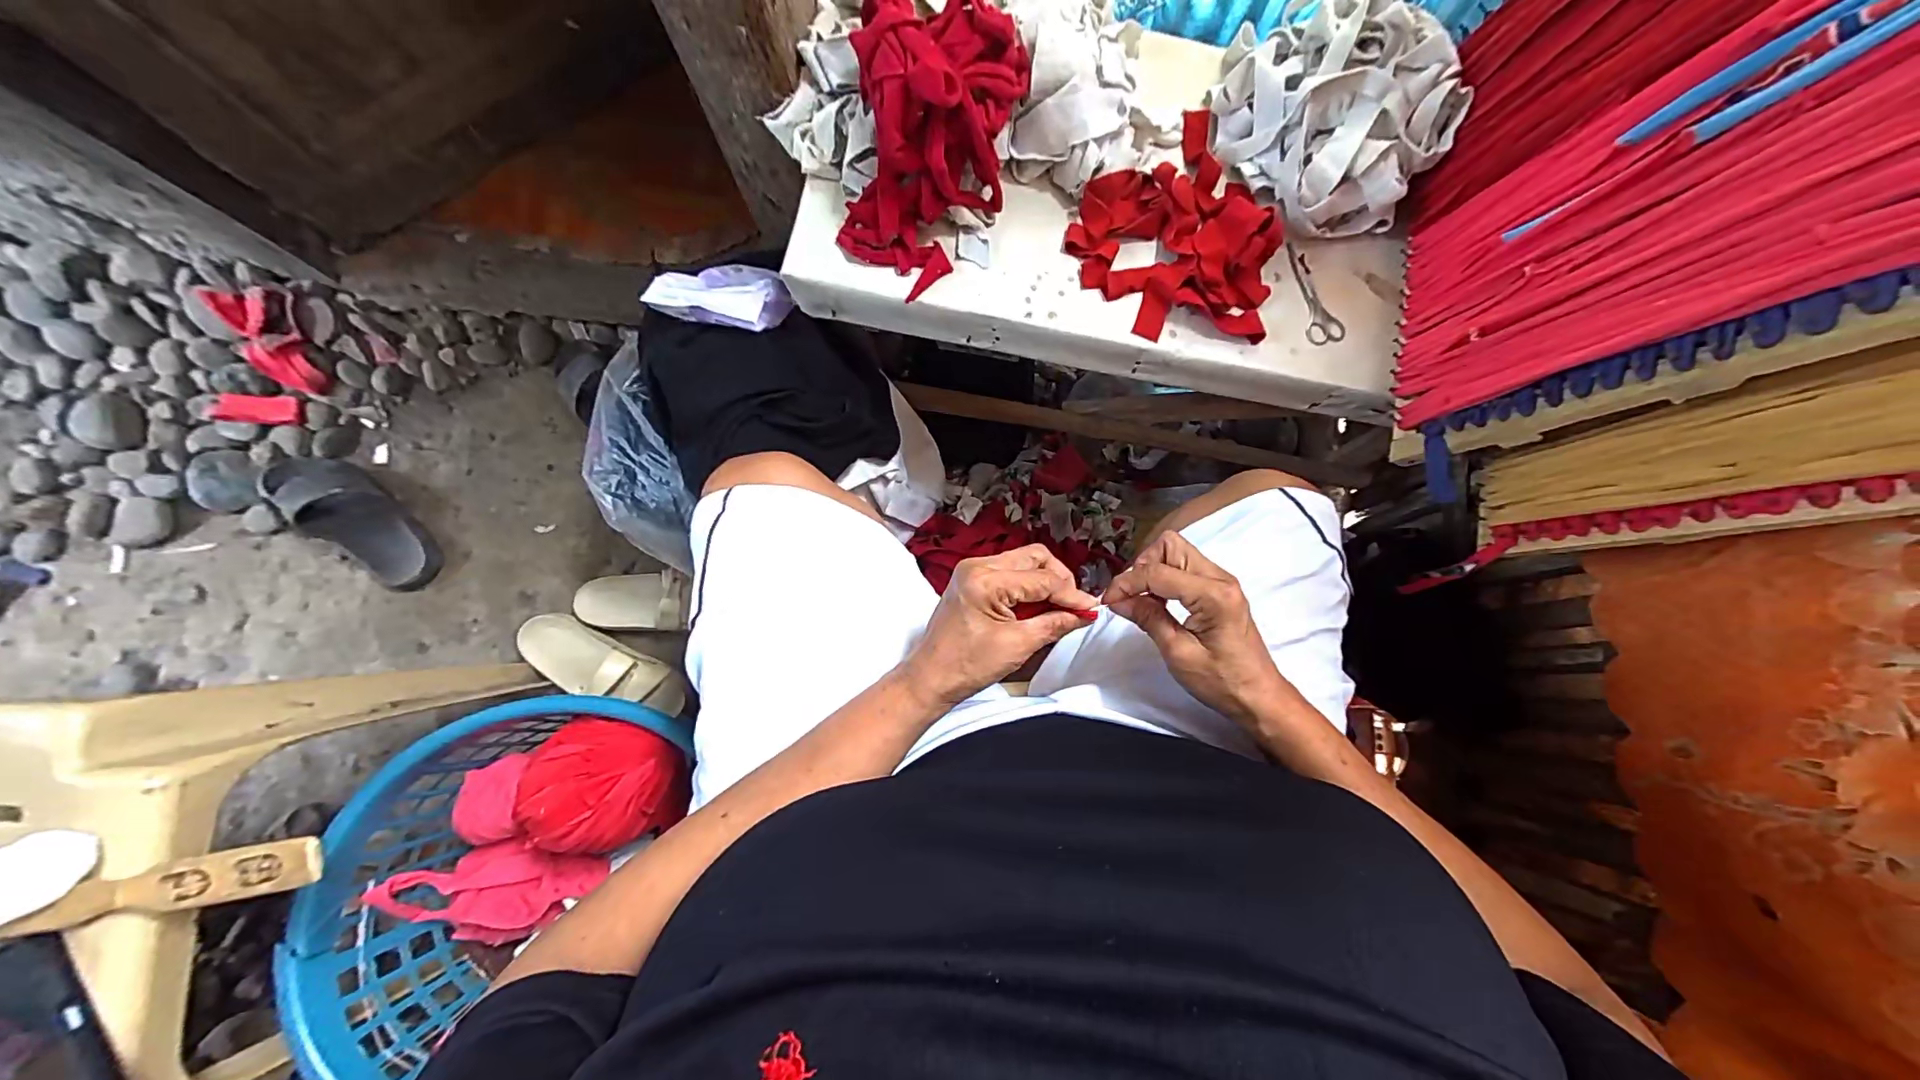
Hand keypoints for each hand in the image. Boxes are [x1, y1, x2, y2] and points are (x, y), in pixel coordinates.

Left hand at [900, 545, 1098, 707]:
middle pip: (1035, 557)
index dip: (1071, 595)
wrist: (931, 678)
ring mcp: (972, 571)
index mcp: (985, 580)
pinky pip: (1010, 573)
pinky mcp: (972, 581)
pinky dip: (1028, 587)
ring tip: (1056, 610)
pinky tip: (1037, 608)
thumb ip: (1055, 624)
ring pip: (1024, 562)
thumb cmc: (963, 666)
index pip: (1043, 578)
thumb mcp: (1018, 645)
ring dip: (1044, 582)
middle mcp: (976, 566)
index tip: (1089, 609)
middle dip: (1059, 580)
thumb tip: (1081, 613)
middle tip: (1073, 606)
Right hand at [1102, 531, 1291, 727]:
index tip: (1109, 601)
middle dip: (1142, 566)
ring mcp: (1222, 581)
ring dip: (1152, 570)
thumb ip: (1149, 618)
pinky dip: (1164, 577)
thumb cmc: (1222, 682)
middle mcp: (1220, 579)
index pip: (1158, 572)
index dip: (1127, 583)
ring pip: (1176, 552)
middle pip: (1170, 545)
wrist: (1258, 696)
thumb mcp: (1178, 653)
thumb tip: (1119, 600)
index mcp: (1213, 595)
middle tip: (1128, 596)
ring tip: (1140, 600)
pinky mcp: (1219, 589)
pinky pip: (1185, 567)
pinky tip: (1156, 602)